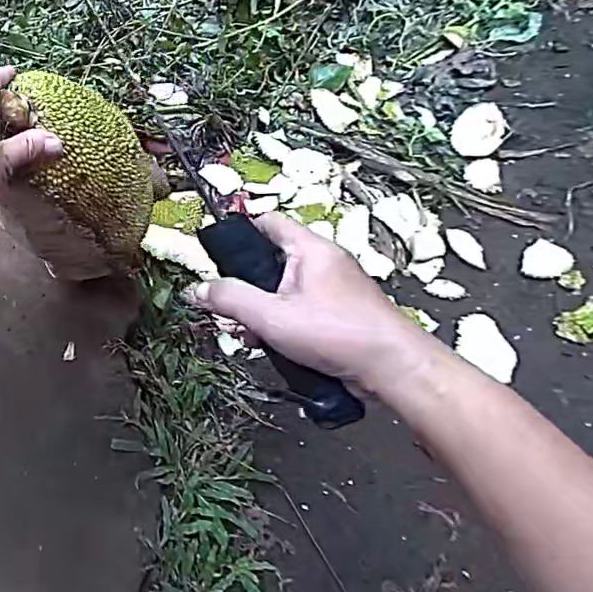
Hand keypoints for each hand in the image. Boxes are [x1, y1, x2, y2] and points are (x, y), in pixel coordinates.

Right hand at [187, 212, 432, 389]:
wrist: (396, 370)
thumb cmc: (337, 334)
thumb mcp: (271, 317)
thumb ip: (230, 300)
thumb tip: (197, 289)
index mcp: (310, 249)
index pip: (268, 222)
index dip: (240, 232)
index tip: (219, 256)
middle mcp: (325, 261)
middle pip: (272, 261)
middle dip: (247, 287)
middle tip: (232, 310)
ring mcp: (336, 288)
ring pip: (285, 289)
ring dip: (264, 310)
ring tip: (252, 334)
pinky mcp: (343, 312)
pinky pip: (303, 307)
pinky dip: (285, 322)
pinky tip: (277, 346)